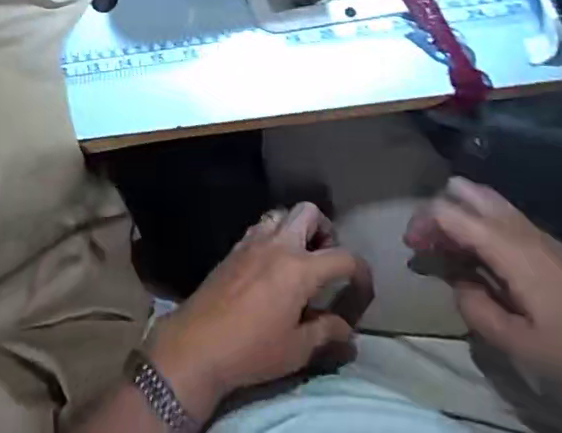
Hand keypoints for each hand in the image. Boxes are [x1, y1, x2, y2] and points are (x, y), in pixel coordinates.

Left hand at [146, 203, 374, 417]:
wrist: (198, 343)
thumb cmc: (253, 349)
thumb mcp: (298, 349)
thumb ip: (326, 332)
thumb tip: (346, 330)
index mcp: (300, 268)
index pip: (343, 257)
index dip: (361, 271)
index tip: (363, 289)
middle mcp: (277, 244)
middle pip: (308, 211)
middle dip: (325, 230)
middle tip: (326, 260)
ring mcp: (252, 242)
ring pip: (280, 213)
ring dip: (295, 228)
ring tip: (299, 260)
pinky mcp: (233, 248)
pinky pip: (259, 227)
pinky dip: (273, 236)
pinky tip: (271, 266)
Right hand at [406, 178, 561, 432]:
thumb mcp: (521, 346)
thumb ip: (477, 310)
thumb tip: (456, 283)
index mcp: (512, 249)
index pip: (451, 211)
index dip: (423, 221)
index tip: (411, 248)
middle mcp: (526, 232)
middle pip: (471, 194)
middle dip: (441, 209)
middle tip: (427, 240)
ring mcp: (546, 239)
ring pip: (492, 203)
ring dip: (463, 214)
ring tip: (448, 244)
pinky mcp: (560, 253)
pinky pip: (509, 220)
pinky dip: (484, 225)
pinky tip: (484, 256)